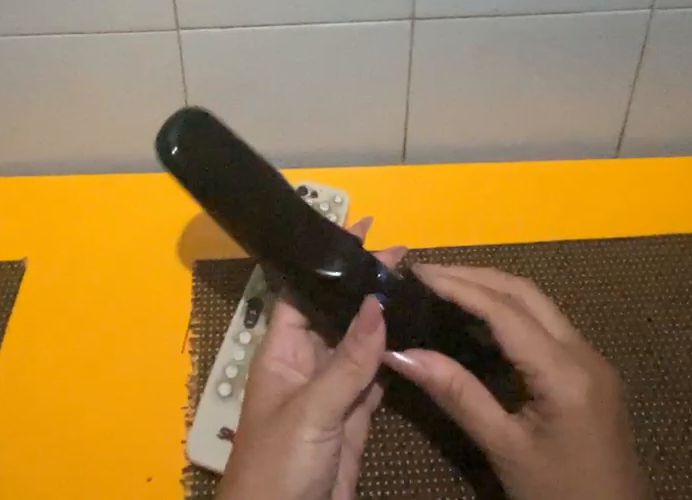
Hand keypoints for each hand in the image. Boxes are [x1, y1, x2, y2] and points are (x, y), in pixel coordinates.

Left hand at [216, 219, 405, 499]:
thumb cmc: (278, 463)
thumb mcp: (311, 409)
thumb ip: (348, 359)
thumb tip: (377, 302)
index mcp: (281, 349)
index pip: (305, 290)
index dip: (328, 260)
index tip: (360, 228)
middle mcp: (306, 363)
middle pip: (336, 313)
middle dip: (363, 285)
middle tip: (403, 256)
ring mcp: (331, 393)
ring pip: (359, 345)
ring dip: (382, 319)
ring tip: (413, 286)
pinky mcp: (352, 421)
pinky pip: (374, 380)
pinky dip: (392, 359)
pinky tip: (412, 336)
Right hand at [382, 265, 648, 499]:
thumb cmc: (560, 497)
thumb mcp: (504, 450)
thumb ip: (457, 395)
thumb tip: (401, 352)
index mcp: (564, 372)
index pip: (503, 310)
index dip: (457, 286)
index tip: (416, 273)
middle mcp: (584, 353)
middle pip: (523, 292)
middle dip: (473, 276)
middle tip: (425, 273)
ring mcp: (592, 360)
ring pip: (538, 303)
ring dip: (492, 287)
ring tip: (445, 285)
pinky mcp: (592, 372)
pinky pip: (547, 323)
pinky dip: (510, 308)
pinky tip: (481, 318)